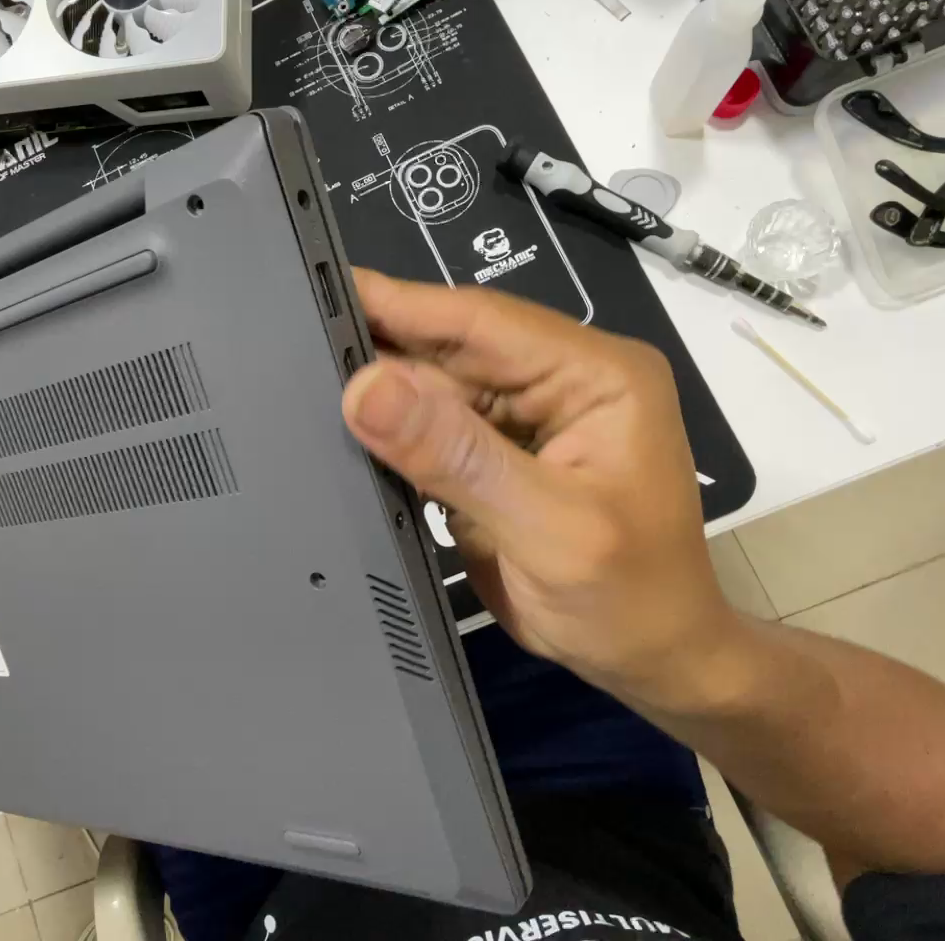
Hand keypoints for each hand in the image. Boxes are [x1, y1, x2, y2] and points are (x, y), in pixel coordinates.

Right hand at [340, 269, 740, 697]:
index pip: (483, 321)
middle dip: (378, 347)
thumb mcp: (548, 528)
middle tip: (296, 339)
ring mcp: (523, 418)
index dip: (400, 303)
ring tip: (303, 379)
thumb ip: (458, 457)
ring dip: (378, 392)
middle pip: (450, 350)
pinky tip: (347, 429)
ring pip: (433, 388)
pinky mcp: (494, 454)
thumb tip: (367, 389)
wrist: (649, 660)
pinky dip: (390, 433)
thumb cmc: (630, 599)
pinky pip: (431, 429)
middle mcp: (557, 381)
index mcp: (595, 374)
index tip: (322, 284)